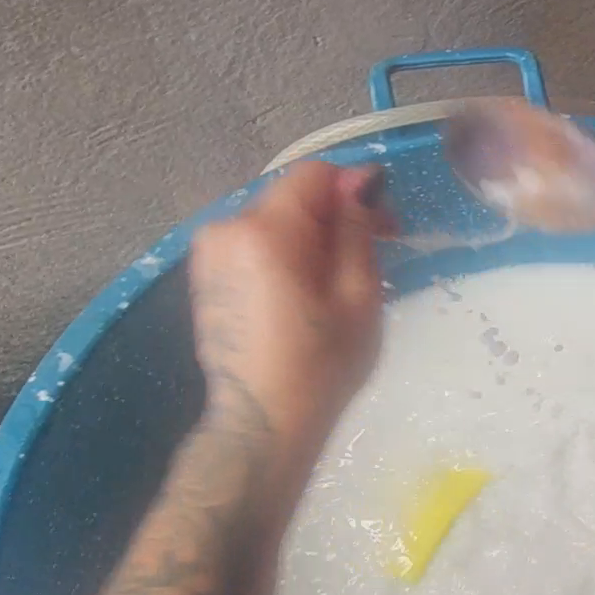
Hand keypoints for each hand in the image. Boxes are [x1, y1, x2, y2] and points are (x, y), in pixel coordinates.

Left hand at [187, 161, 392, 439]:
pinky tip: (311, 287)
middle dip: (338, 213)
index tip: (388, 222)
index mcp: (264, 231)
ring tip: (344, 276)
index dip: (356, 187)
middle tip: (378, 249)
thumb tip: (361, 183)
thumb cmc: (323, 361)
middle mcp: (224, 228)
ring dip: (315, 233)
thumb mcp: (358, 294)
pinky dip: (290, 249)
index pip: (313, 175)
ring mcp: (208, 251)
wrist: (264, 419)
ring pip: (276, 218)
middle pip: (293, 195)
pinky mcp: (206, 273)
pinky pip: (256, 240)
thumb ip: (356, 230)